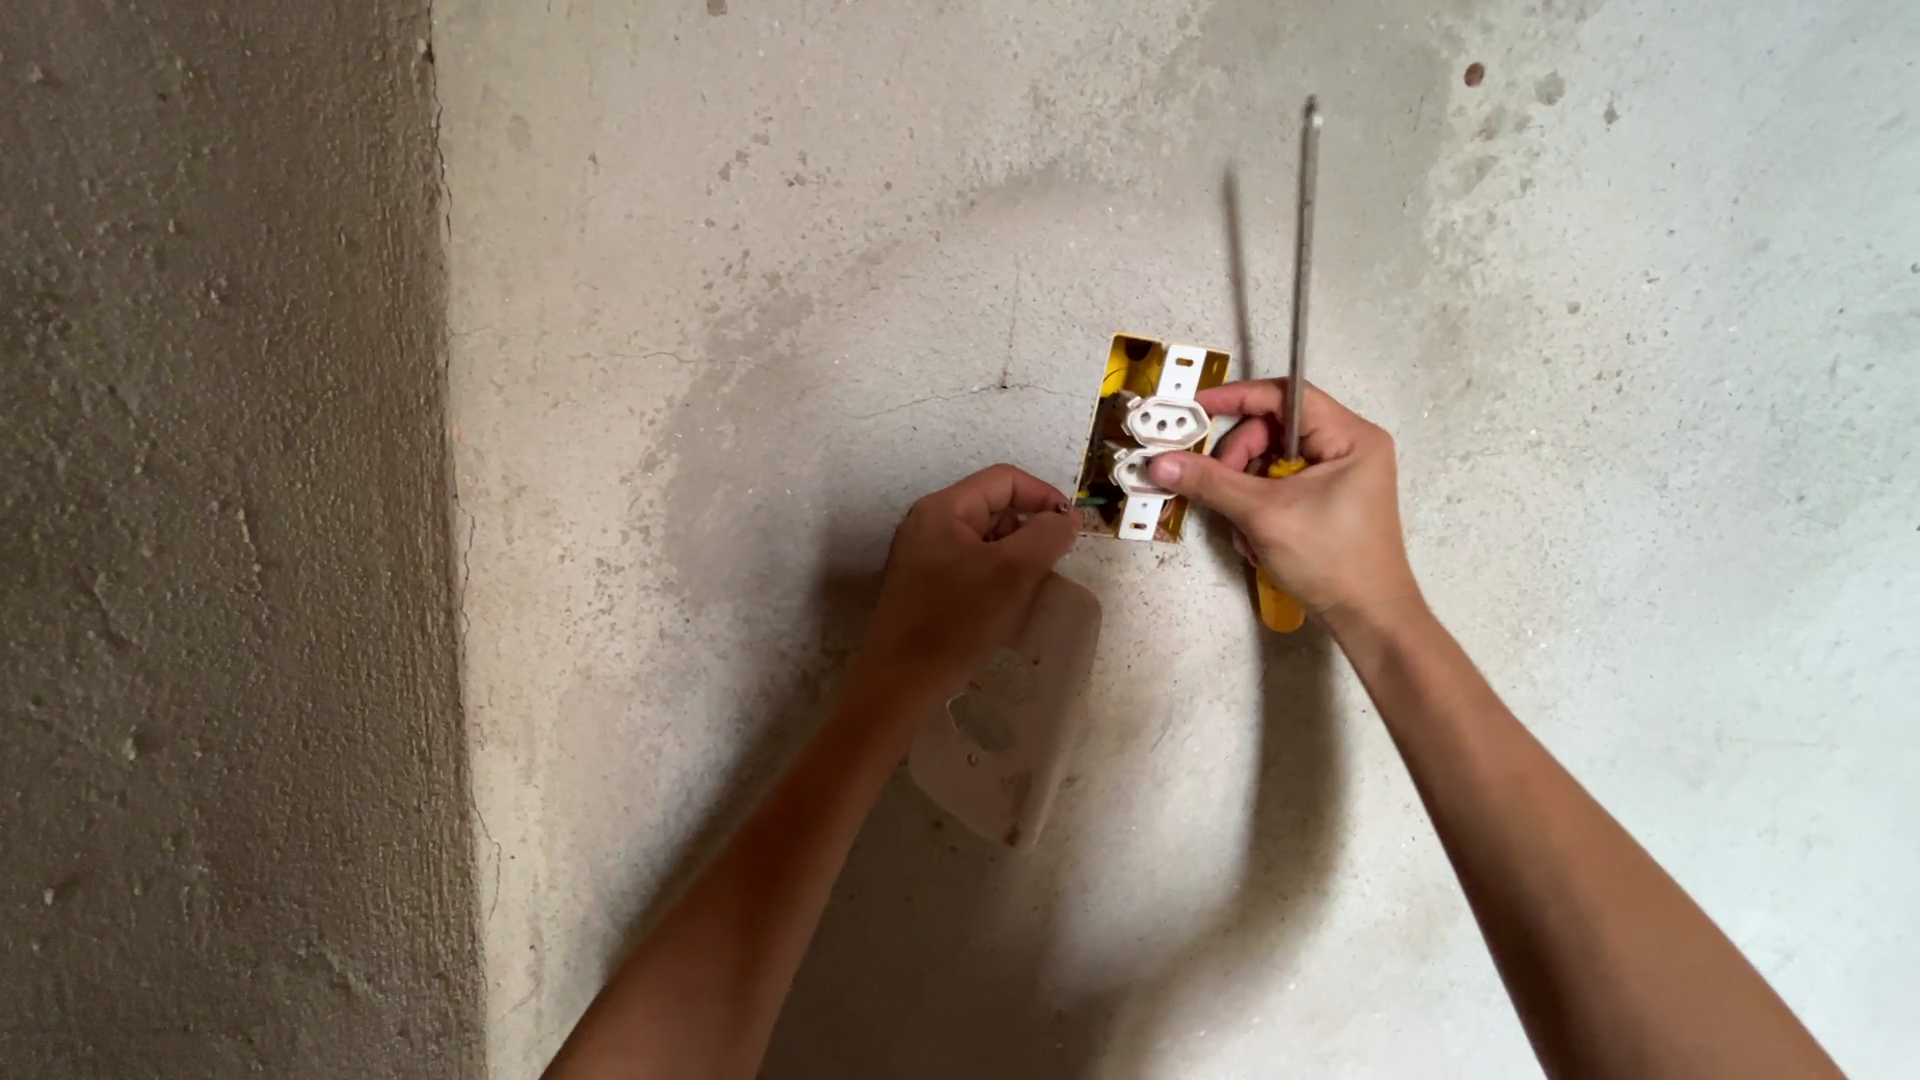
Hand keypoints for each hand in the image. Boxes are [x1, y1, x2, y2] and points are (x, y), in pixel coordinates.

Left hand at [853, 464, 1078, 695]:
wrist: (899, 684)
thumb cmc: (956, 622)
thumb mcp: (1012, 573)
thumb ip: (1046, 536)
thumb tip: (1065, 519)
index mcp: (942, 509)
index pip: (1004, 480)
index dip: (1044, 497)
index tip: (1072, 529)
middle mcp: (927, 525)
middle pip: (993, 508)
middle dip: (1028, 532)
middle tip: (1047, 568)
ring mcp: (921, 557)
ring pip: (984, 541)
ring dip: (1013, 559)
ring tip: (1025, 592)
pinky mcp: (922, 587)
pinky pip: (970, 567)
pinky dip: (994, 579)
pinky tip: (1001, 610)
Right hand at [1146, 379, 1420, 625]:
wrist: (1366, 617)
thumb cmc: (1330, 559)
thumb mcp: (1262, 515)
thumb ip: (1209, 482)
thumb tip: (1161, 462)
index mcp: (1349, 436)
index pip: (1284, 395)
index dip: (1236, 398)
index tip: (1195, 410)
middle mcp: (1346, 447)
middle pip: (1270, 431)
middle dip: (1238, 462)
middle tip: (1220, 491)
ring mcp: (1335, 475)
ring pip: (1267, 462)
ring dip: (1243, 494)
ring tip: (1245, 530)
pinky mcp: (1324, 500)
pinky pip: (1276, 487)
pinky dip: (1256, 509)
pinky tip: (1256, 538)